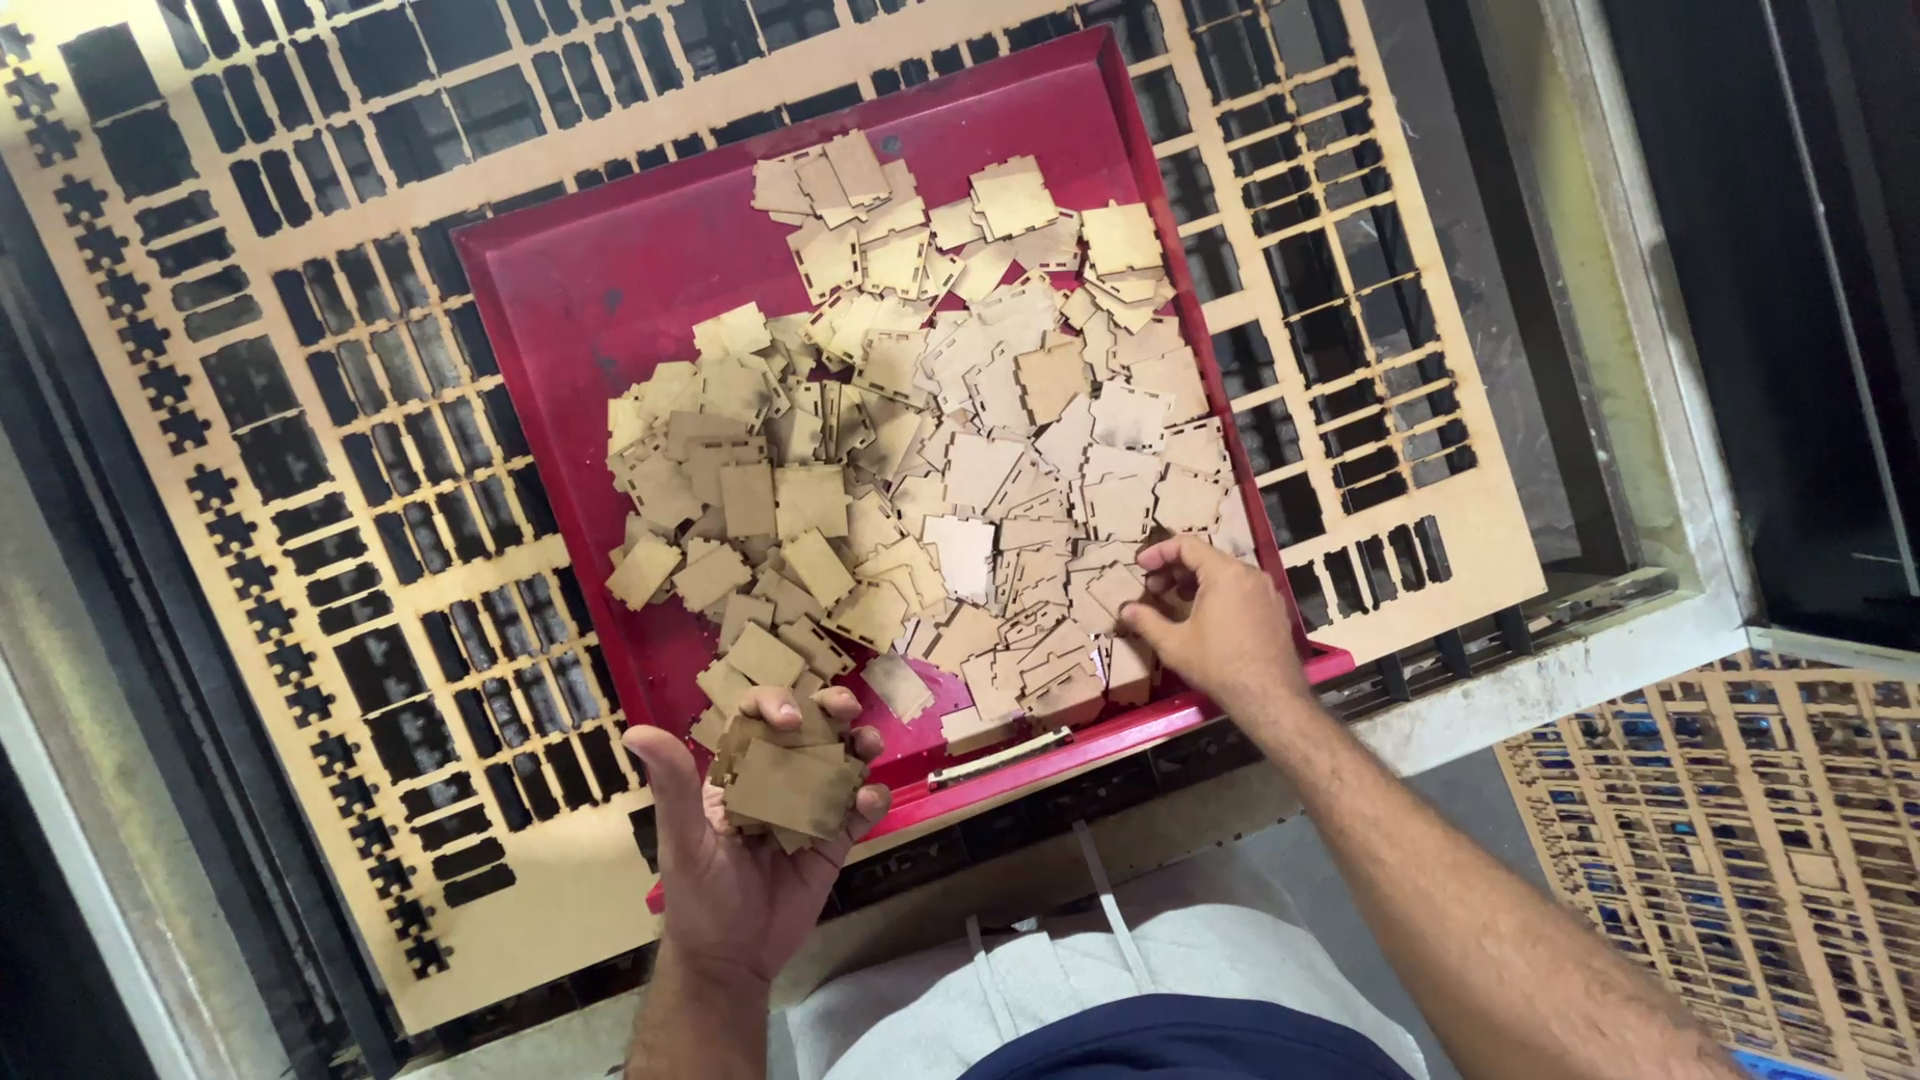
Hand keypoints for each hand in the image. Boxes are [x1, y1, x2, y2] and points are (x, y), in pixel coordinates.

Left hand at [622, 686, 890, 986]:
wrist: (731, 961)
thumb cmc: (698, 897)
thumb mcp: (684, 840)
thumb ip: (673, 786)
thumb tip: (635, 732)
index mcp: (739, 772)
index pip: (755, 718)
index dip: (775, 703)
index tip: (791, 720)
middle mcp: (778, 780)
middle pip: (810, 727)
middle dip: (832, 709)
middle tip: (848, 709)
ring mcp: (810, 808)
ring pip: (842, 760)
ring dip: (860, 745)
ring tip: (869, 747)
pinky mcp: (835, 839)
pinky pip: (859, 808)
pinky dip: (870, 798)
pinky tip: (867, 802)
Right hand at [1119, 534, 1314, 718]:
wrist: (1269, 697)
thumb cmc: (1218, 665)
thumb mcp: (1173, 644)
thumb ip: (1146, 621)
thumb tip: (1125, 610)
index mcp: (1224, 573)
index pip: (1187, 545)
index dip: (1158, 552)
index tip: (1140, 566)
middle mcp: (1250, 573)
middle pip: (1206, 557)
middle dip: (1174, 568)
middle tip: (1153, 587)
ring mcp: (1266, 591)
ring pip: (1225, 572)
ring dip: (1195, 580)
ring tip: (1176, 599)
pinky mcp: (1275, 608)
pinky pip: (1241, 588)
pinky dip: (1218, 591)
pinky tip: (1205, 615)